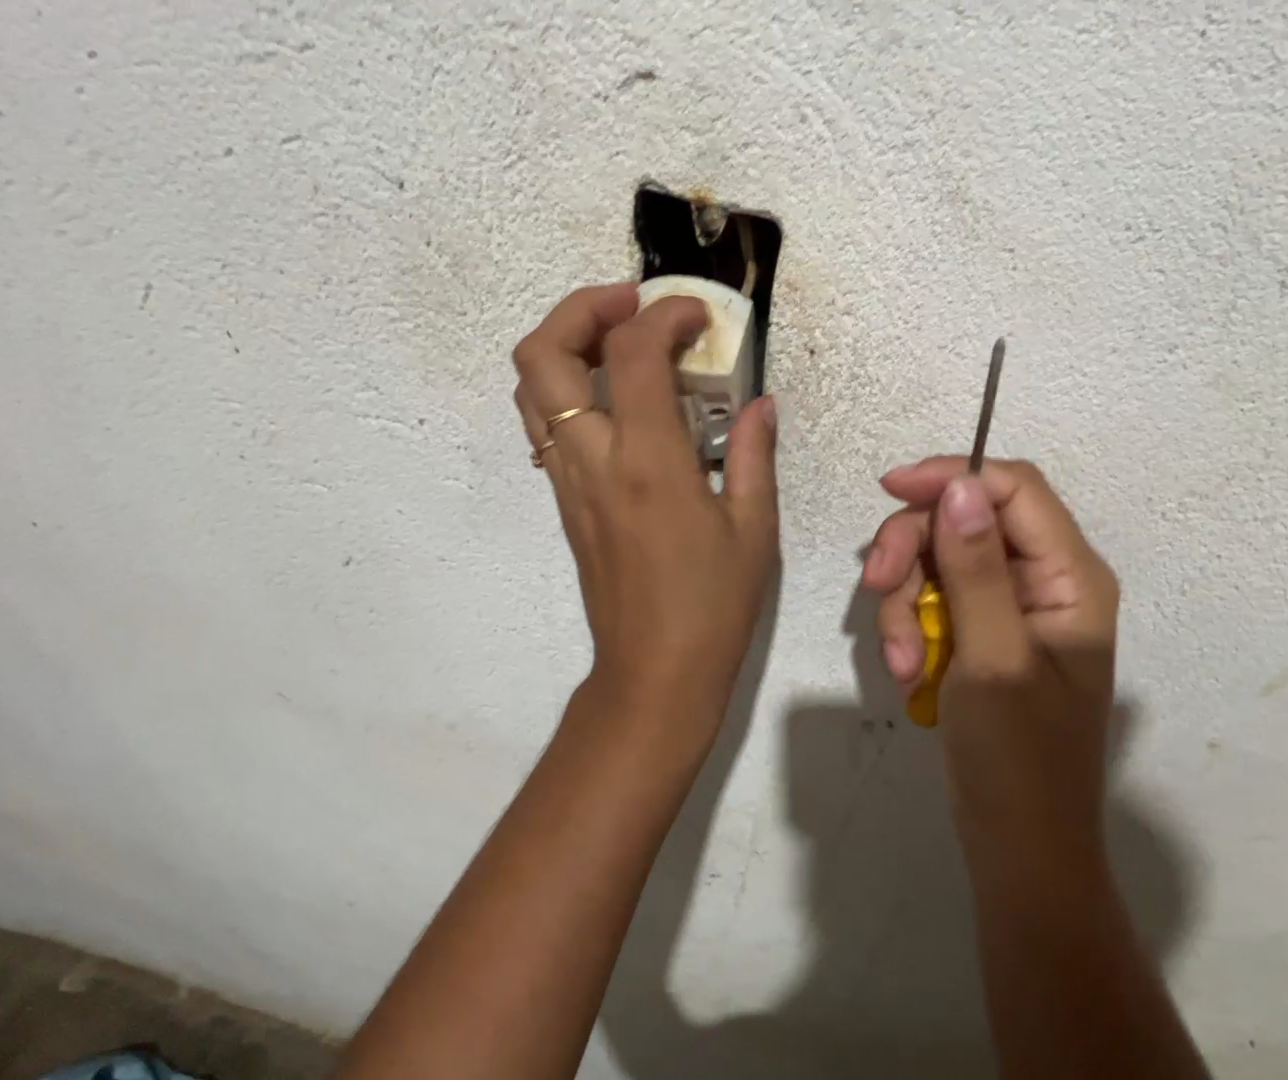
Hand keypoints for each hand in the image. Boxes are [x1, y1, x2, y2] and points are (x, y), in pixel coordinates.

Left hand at [513, 284, 778, 733]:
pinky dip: (570, 388)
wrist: (654, 672)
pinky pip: (545, 424)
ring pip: (531, 387)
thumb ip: (750, 453)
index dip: (664, 315)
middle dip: (581, 308)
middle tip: (633, 306)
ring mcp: (568, 481)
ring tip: (621, 344)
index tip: (699, 318)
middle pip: (542, 353)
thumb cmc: (713, 606)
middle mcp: (593, 461)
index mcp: (648, 463)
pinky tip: (620, 402)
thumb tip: (757, 404)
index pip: (631, 353)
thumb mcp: (752, 528)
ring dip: (567, 345)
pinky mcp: (564, 502)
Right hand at [860, 459, 1119, 842]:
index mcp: (1071, 577)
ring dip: (903, 604)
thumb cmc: (1019, 761)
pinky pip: (932, 603)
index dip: (952, 478)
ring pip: (938, 562)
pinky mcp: (981, 637)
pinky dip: (909, 632)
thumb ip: (977, 570)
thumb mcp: (995, 660)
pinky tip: (907, 676)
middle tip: (876, 589)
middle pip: (965, 521)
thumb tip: (960, 487)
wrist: (1017, 845)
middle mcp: (1045, 582)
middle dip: (913, 553)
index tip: (889, 490)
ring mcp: (1011, 610)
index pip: (1013, 490)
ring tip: (901, 665)